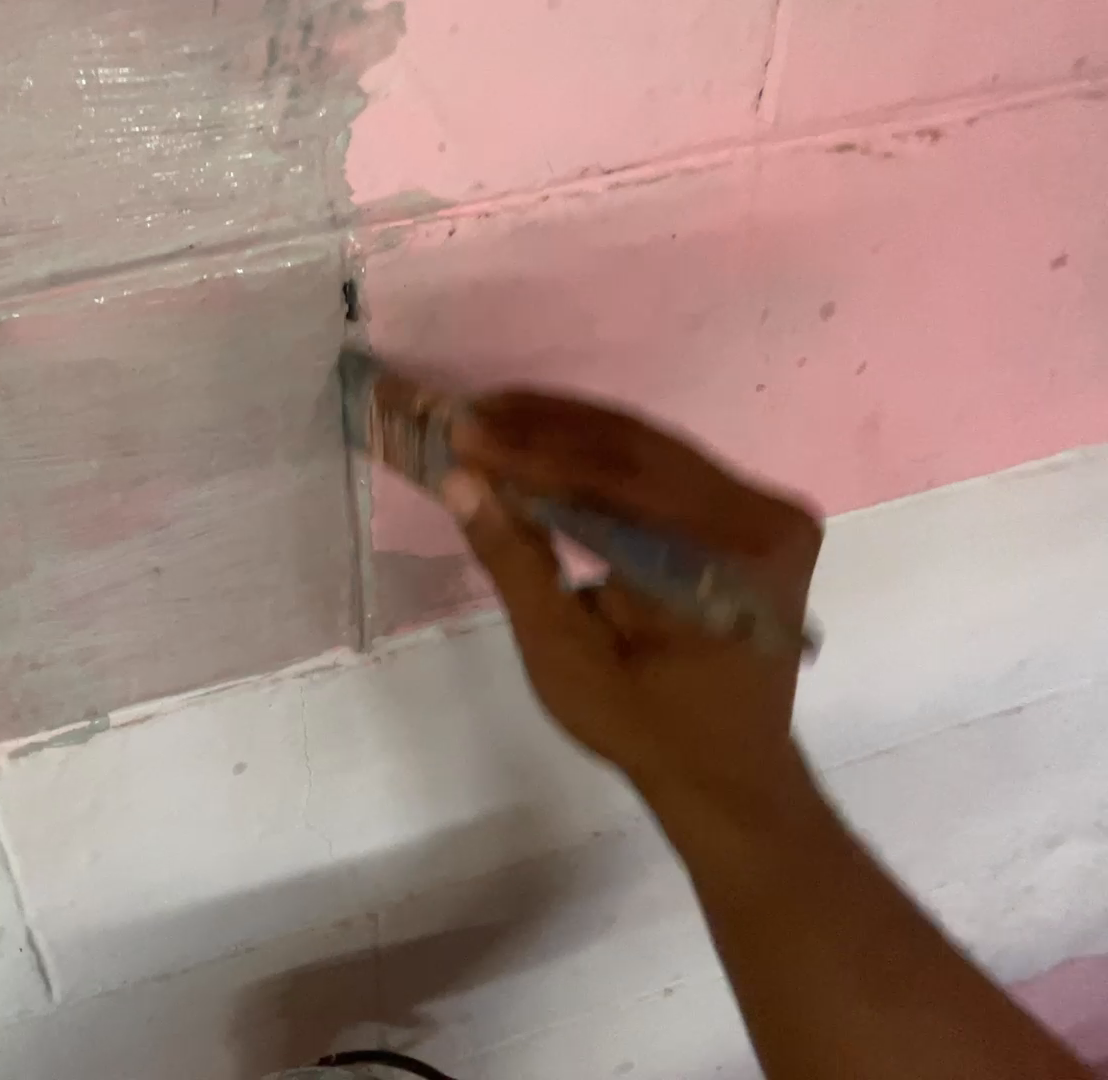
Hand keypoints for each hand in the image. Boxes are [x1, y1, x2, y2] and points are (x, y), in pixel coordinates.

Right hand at [440, 390, 823, 807]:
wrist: (722, 771)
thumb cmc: (639, 721)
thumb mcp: (560, 649)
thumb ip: (512, 558)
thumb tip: (459, 482)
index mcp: (729, 549)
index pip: (614, 476)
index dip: (529, 451)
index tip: (461, 433)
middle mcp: (762, 512)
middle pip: (635, 447)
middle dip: (542, 427)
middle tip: (471, 413)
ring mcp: (760, 510)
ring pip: (645, 450)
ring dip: (563, 433)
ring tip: (493, 418)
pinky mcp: (744, 518)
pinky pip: (657, 472)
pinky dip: (592, 459)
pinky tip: (541, 447)